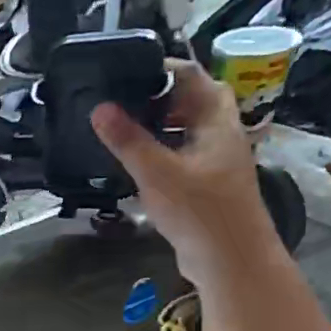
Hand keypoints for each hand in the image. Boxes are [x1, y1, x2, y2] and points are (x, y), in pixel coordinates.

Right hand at [90, 60, 281, 288]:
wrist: (231, 262)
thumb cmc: (199, 212)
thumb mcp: (157, 173)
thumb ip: (127, 140)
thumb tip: (99, 107)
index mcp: (217, 120)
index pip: (190, 75)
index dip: (160, 68)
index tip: (124, 70)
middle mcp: (220, 135)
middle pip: (188, 102)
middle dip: (155, 99)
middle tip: (117, 101)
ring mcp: (215, 162)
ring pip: (184, 132)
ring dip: (156, 128)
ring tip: (119, 128)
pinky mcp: (205, 188)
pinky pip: (180, 159)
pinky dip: (159, 154)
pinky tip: (135, 165)